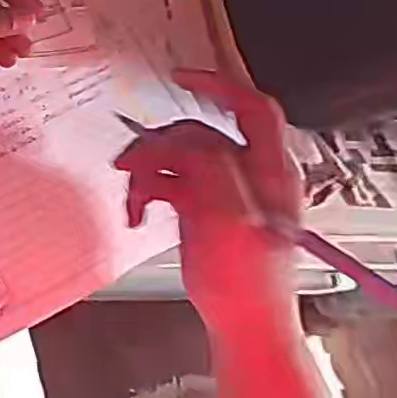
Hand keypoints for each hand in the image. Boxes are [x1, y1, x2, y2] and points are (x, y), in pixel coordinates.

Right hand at [113, 71, 302, 317]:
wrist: (243, 319)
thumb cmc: (248, 282)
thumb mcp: (231, 222)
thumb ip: (210, 171)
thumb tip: (181, 140)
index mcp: (268, 172)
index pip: (252, 109)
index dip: (219, 87)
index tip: (180, 78)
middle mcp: (247, 174)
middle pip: (197, 136)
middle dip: (158, 148)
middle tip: (128, 164)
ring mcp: (223, 191)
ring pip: (176, 160)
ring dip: (147, 176)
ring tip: (134, 203)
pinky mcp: (202, 207)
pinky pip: (167, 184)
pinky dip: (147, 194)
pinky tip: (139, 214)